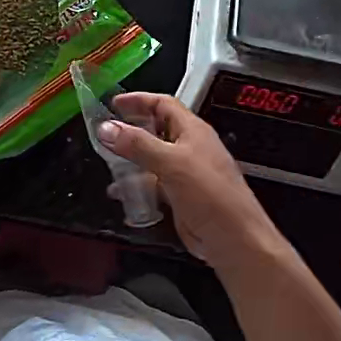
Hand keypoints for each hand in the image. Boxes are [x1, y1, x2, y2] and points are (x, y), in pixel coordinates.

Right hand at [97, 92, 282, 264]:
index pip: (163, 104)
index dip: (138, 100)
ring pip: (152, 158)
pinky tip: (123, 192)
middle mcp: (190, 149)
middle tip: (107, 132)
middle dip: (130, 129)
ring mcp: (185, 173)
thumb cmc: (215, 198)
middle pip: (155, 130)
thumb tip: (109, 128)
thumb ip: (138, 144)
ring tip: (109, 162)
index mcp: (193, 131)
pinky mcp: (180, 195)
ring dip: (130, 159)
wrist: (234, 240)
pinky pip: (153, 183)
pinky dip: (136, 185)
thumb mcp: (171, 163)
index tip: (114, 103)